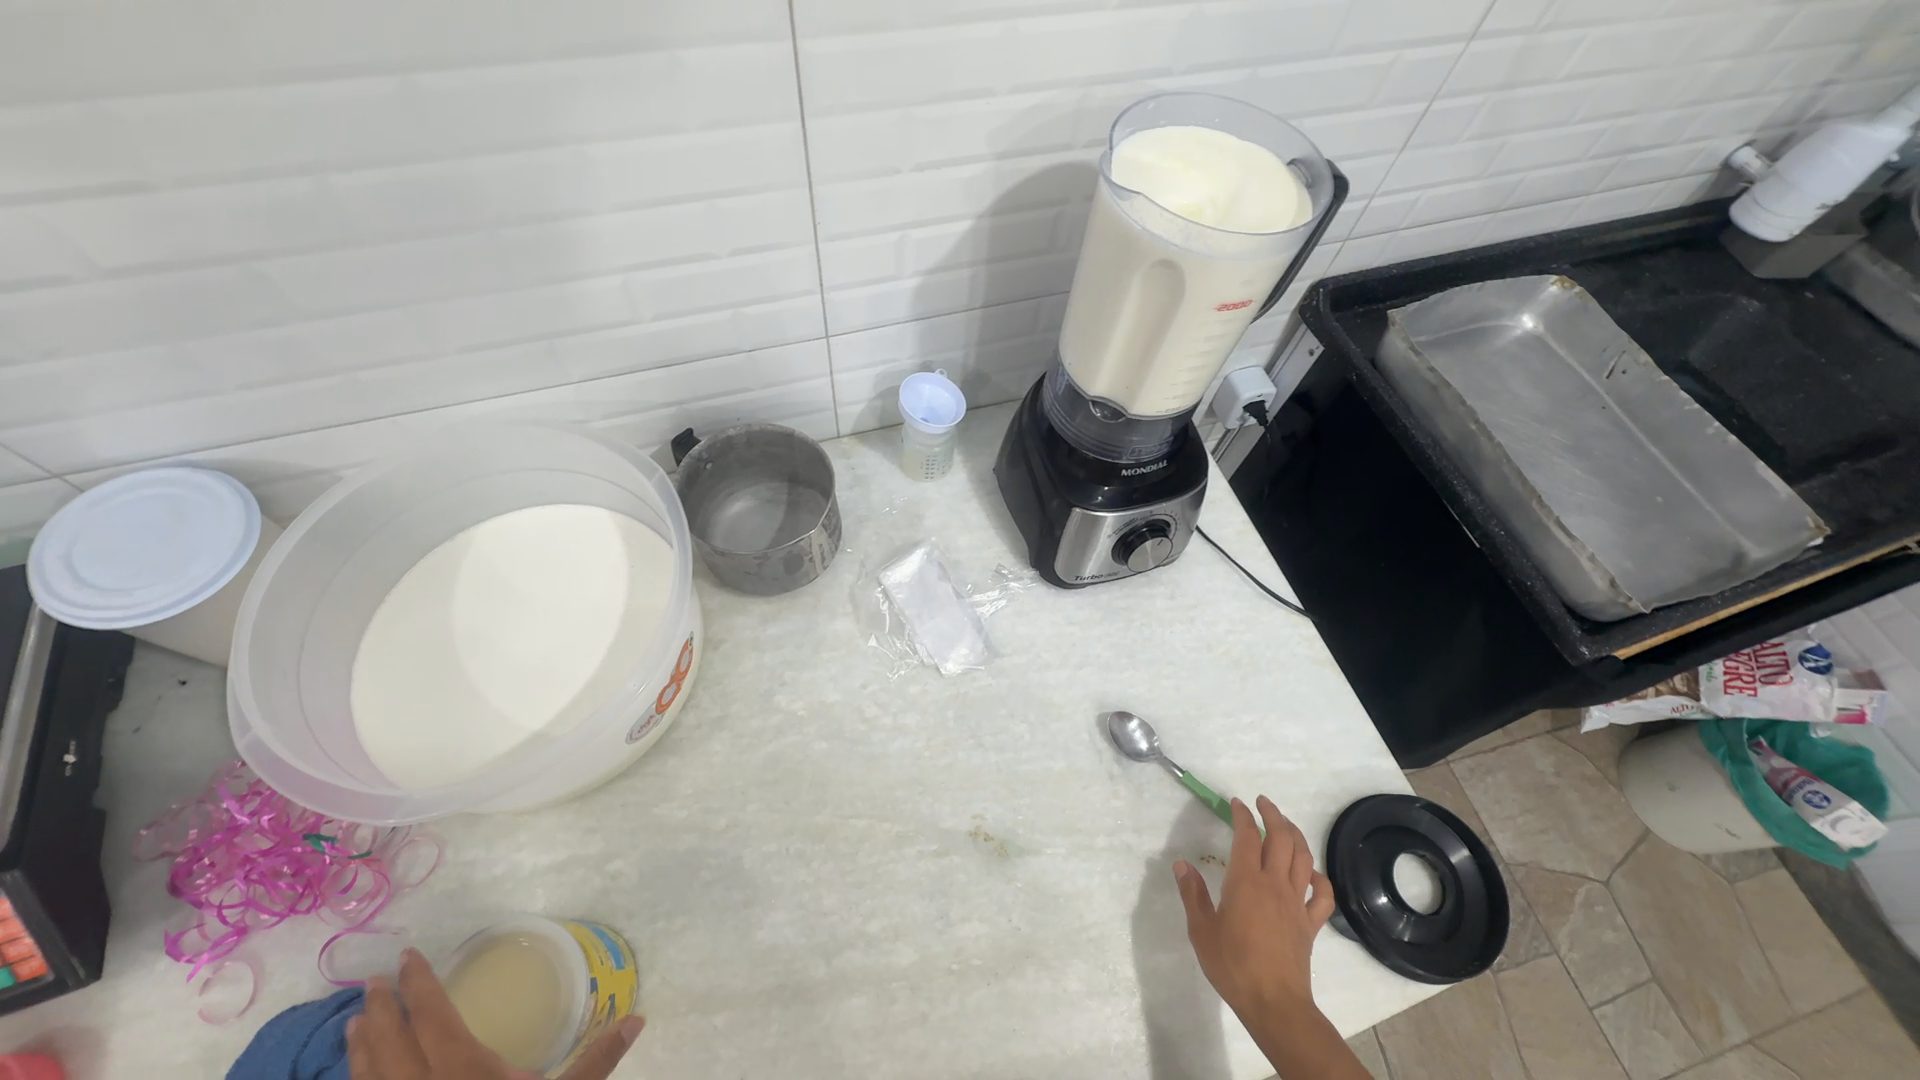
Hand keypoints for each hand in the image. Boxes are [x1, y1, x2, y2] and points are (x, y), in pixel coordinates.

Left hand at [348, 948, 644, 1079]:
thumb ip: (595, 1063)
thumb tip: (638, 1019)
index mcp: (464, 1073)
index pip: (433, 1018)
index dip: (419, 985)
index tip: (407, 956)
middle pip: (391, 1044)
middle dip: (383, 1010)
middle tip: (373, 980)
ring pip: (367, 1079)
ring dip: (360, 1048)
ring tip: (354, 1022)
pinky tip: (359, 1077)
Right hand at [1174, 795, 1333, 1017]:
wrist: (1274, 1002)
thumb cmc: (1232, 965)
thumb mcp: (1201, 930)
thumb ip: (1192, 894)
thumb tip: (1181, 864)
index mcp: (1246, 881)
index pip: (1247, 836)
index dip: (1242, 816)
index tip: (1236, 804)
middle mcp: (1274, 884)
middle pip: (1281, 838)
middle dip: (1273, 815)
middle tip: (1262, 803)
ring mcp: (1296, 903)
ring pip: (1303, 858)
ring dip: (1295, 835)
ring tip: (1285, 825)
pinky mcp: (1310, 923)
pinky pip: (1322, 894)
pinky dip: (1319, 877)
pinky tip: (1311, 873)